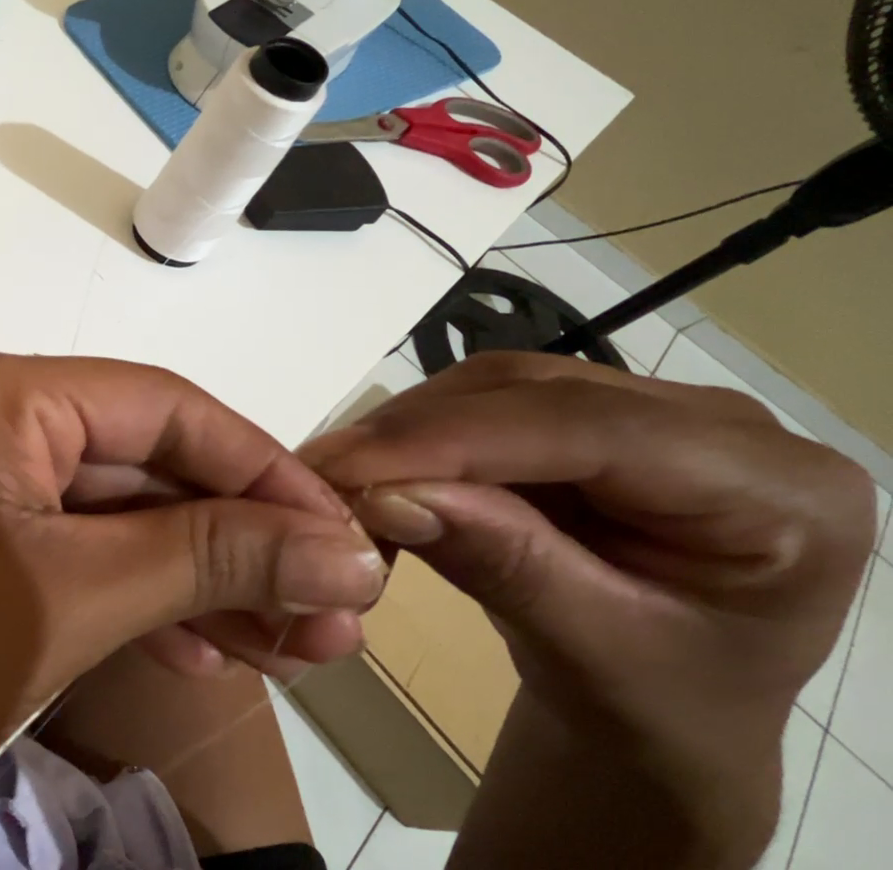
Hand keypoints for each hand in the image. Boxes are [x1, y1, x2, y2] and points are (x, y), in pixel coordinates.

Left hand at [0, 349, 386, 869]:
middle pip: (139, 461)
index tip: (351, 544)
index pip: (163, 406)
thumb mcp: (75, 602)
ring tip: (284, 647)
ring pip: (106, 514)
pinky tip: (197, 649)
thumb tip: (346, 551)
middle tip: (330, 620)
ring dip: (193, 576)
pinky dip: (129, 595)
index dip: (266, 472)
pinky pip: (61, 548)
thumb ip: (212, 559)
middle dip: (237, 539)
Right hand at [299, 352, 876, 861]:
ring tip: (335, 476)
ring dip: (407, 428)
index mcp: (780, 491)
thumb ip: (504, 564)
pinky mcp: (586, 420)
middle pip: (538, 392)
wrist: (661, 715)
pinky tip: (372, 468)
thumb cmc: (659, 707)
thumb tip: (383, 494)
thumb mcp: (593, 653)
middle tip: (319, 474)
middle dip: (418, 430)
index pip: (593, 432)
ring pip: (497, 385)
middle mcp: (721, 427)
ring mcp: (649, 414)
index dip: (459, 441)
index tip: (345, 468)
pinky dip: (416, 437)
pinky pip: (482, 404)